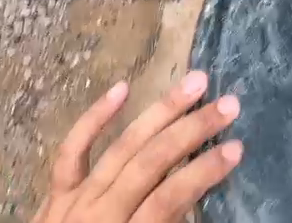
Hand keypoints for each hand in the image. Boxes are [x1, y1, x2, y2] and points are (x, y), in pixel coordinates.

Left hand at [34, 70, 243, 222]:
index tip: (237, 148)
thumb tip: (196, 203)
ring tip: (196, 82)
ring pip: (123, 146)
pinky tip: (122, 87)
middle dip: (193, 130)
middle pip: (150, 162)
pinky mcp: (54, 196)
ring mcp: (73, 202)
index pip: (169, 199)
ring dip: (163, 110)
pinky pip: (71, 152)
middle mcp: (98, 216)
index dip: (204, 172)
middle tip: (230, 104)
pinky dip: (94, 118)